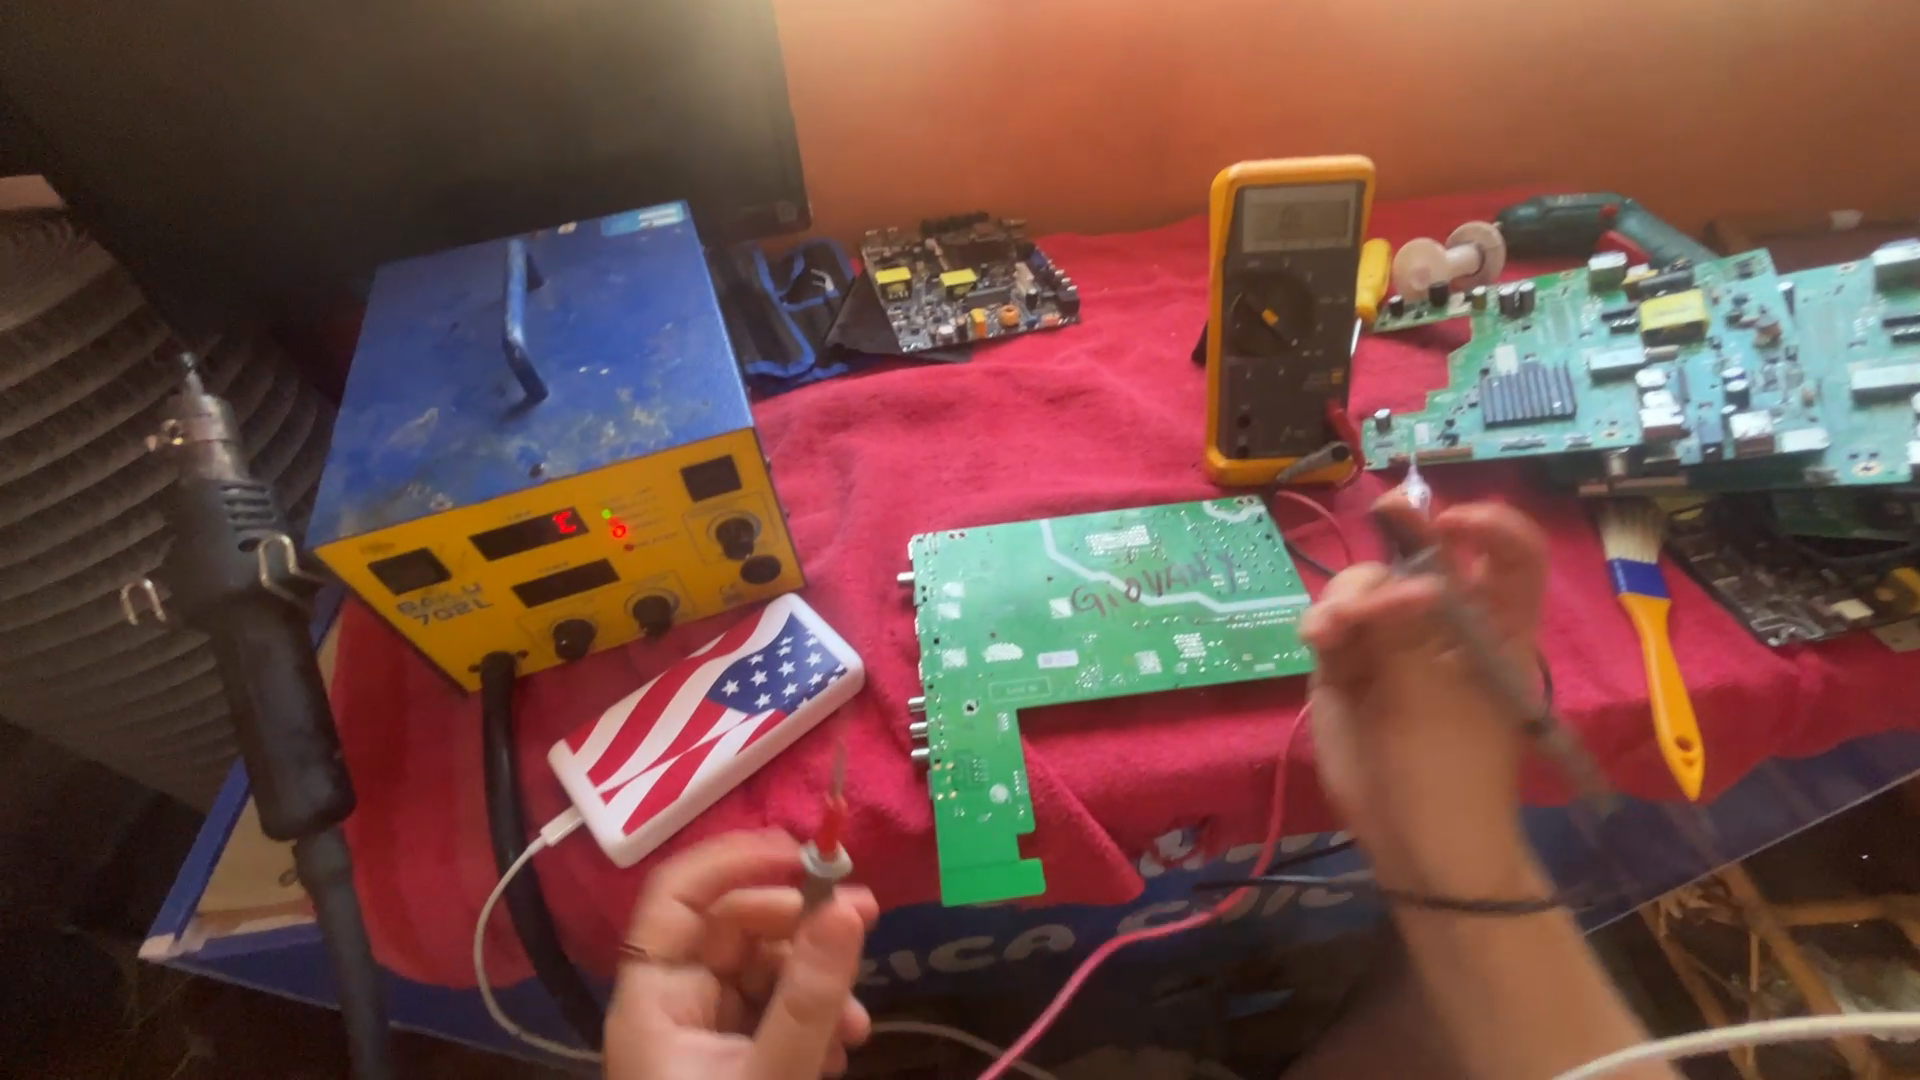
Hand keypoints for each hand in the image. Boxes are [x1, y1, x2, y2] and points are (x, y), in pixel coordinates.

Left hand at [605, 831, 876, 1079]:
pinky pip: (776, 1004)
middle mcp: (674, 1001)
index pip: (677, 894)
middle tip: (861, 921)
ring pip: (763, 964)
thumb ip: (809, 995)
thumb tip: (850, 903)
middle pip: (733, 923)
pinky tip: (842, 1046)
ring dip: (817, 976)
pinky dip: (813, 1011)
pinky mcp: (732, 1052)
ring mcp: (704, 1027)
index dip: (733, 859)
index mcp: (653, 999)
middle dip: (801, 922)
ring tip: (855, 1023)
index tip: (801, 855)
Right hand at [1300, 497, 1549, 895]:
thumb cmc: (1449, 774)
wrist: (1408, 836)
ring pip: (1363, 589)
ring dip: (1347, 597)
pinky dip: (1321, 624)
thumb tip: (1396, 577)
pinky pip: (1330, 624)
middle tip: (1382, 531)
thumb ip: (1405, 635)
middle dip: (1398, 546)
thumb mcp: (1432, 700)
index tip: (1446, 522)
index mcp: (1494, 628)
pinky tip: (1318, 640)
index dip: (1485, 528)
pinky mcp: (1346, 664)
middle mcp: (1440, 625)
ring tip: (1331, 630)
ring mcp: (1389, 644)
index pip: (1507, 558)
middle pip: (1419, 562)